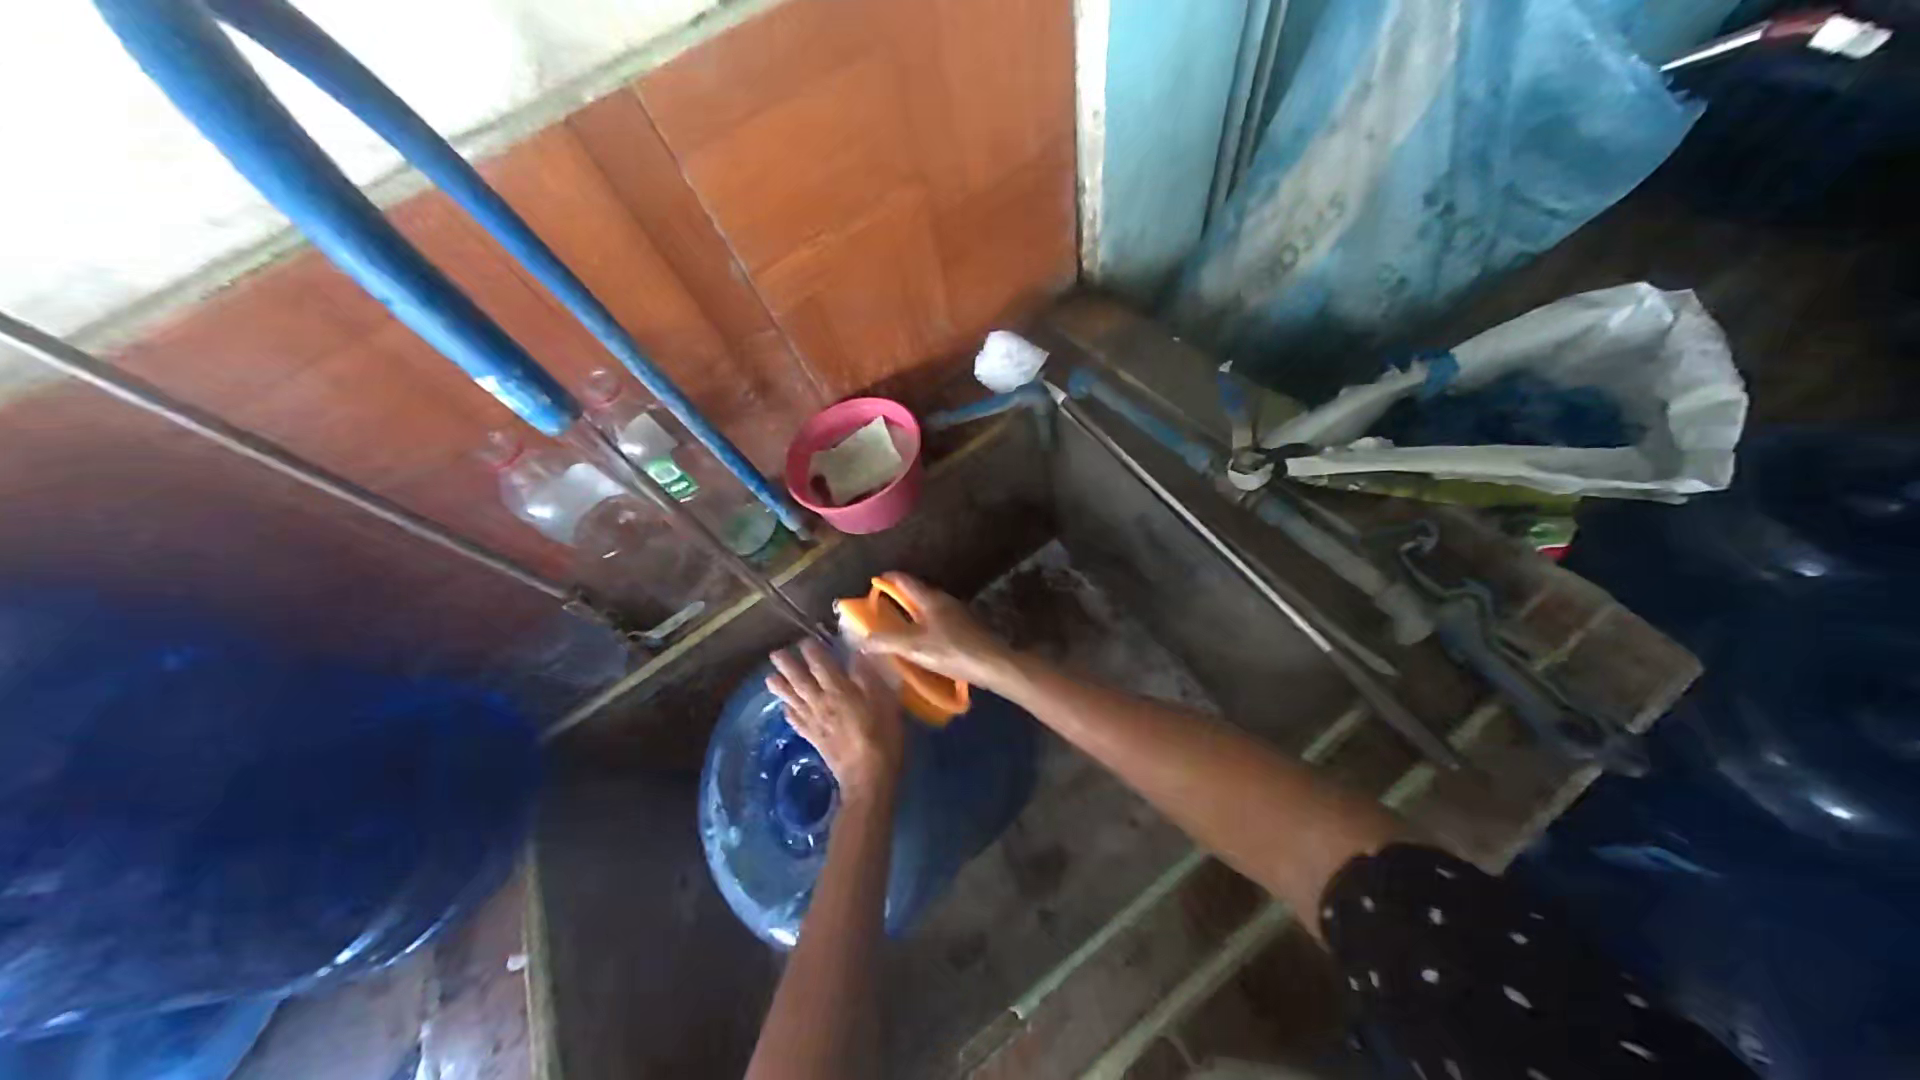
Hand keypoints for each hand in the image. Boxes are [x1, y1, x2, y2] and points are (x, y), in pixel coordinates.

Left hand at [767, 640, 903, 801]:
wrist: (867, 777)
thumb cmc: (882, 735)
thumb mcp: (884, 701)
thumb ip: (868, 677)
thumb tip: (856, 655)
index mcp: (839, 690)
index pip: (821, 664)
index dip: (812, 650)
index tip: (805, 640)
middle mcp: (821, 702)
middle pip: (799, 680)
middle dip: (787, 665)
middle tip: (776, 653)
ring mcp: (814, 722)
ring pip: (792, 699)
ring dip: (780, 687)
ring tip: (770, 677)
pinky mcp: (812, 738)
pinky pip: (795, 721)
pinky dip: (788, 711)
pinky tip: (785, 707)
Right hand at [857, 573, 1019, 690]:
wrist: (993, 664)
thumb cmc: (952, 651)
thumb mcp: (914, 648)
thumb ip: (887, 642)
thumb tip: (862, 639)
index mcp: (930, 598)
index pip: (904, 580)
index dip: (887, 579)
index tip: (873, 583)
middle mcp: (945, 599)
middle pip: (918, 592)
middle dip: (899, 597)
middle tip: (882, 607)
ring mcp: (958, 612)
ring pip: (930, 606)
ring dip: (914, 611)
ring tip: (900, 624)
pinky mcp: (967, 626)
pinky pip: (940, 619)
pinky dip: (927, 623)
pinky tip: (924, 639)